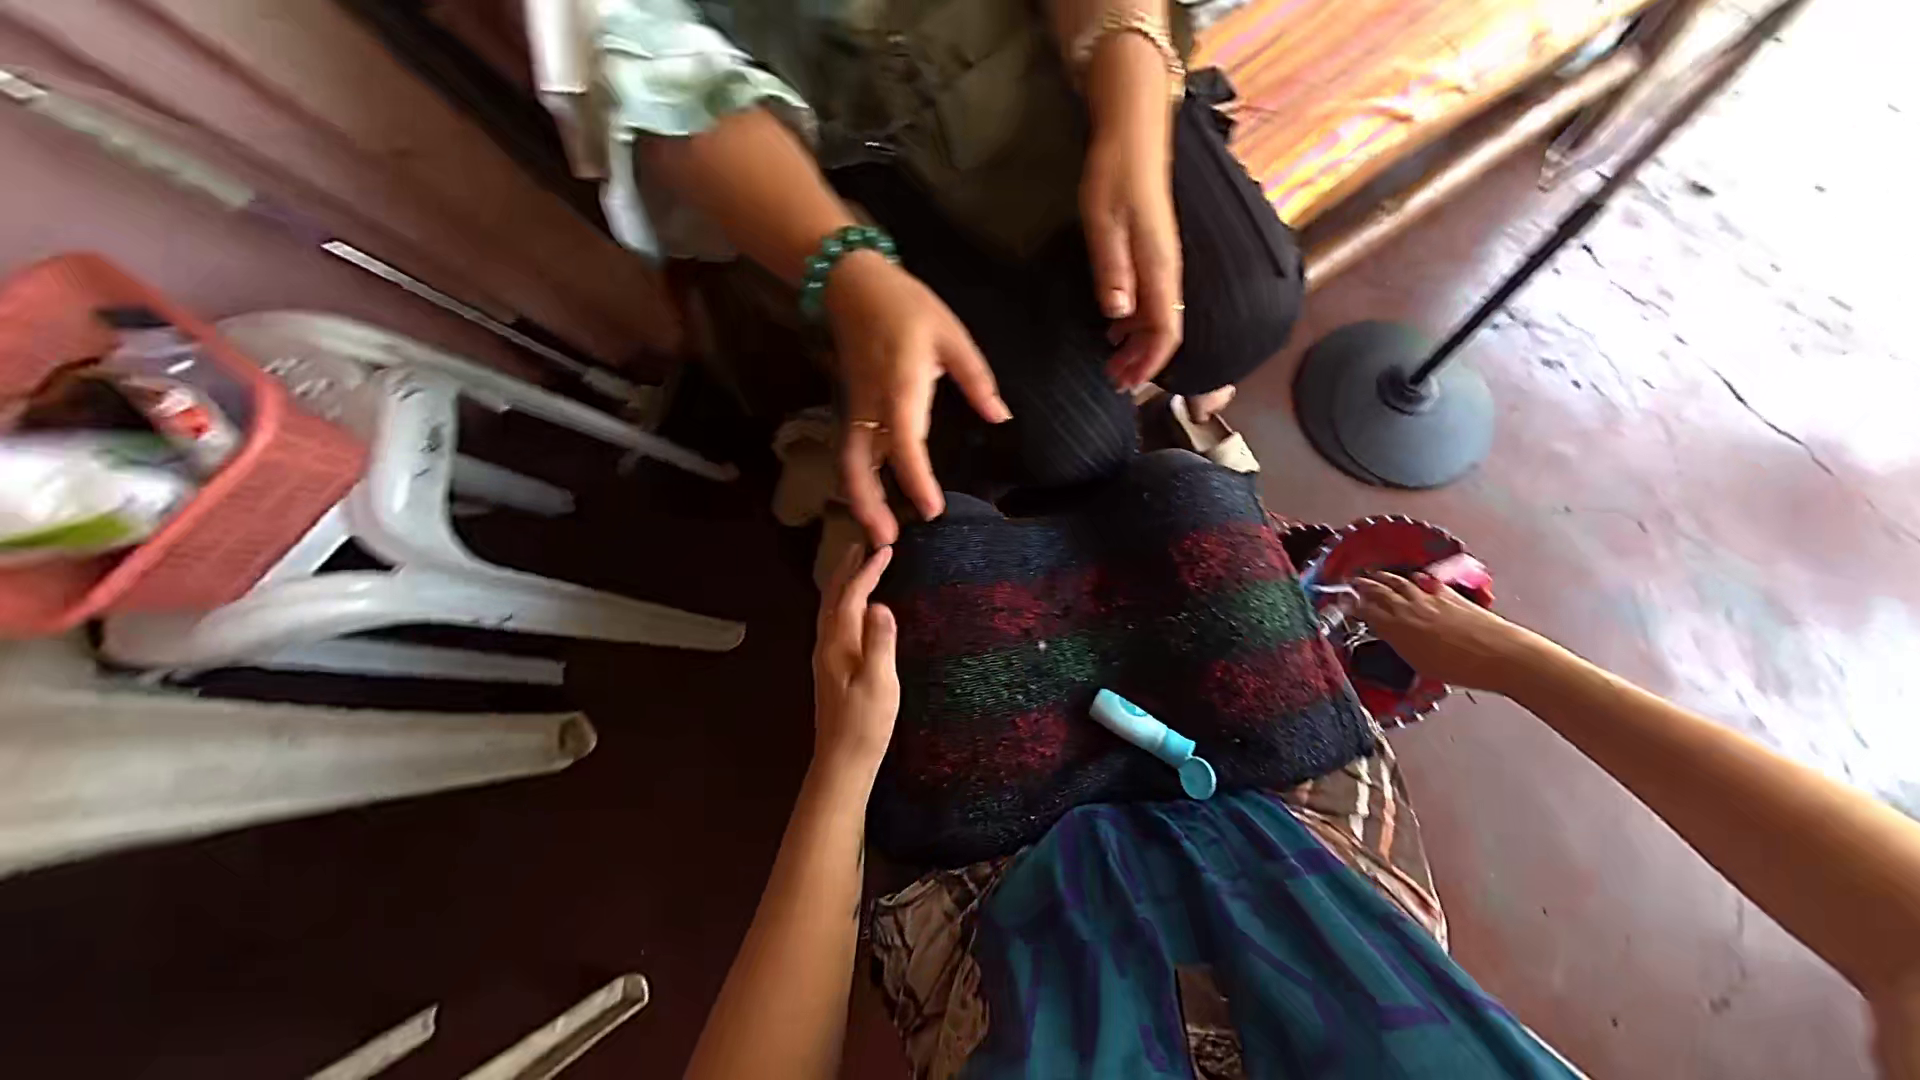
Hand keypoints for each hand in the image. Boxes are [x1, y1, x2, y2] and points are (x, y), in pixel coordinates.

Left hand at [812, 543, 899, 774]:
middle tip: (861, 546)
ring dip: (842, 583)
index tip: (884, 551)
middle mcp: (826, 645)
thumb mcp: (880, 683)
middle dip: (847, 569)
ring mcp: (825, 657)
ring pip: (830, 609)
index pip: (851, 597)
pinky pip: (833, 621)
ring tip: (855, 566)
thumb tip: (880, 604)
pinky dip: (842, 602)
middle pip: (832, 597)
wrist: (841, 761)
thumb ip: (880, 642)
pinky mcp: (830, 668)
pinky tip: (852, 608)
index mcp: (838, 645)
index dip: (867, 572)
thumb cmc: (865, 723)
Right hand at [826, 251, 1009, 545]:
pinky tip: (872, 498)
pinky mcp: (850, 407)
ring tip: (876, 532)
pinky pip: (850, 451)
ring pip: (848, 462)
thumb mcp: (952, 336)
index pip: (906, 444)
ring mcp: (855, 408)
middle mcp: (872, 406)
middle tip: (884, 542)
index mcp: (901, 388)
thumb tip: (1000, 417)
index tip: (932, 511)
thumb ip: (976, 380)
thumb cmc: (907, 306)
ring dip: (858, 500)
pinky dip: (857, 481)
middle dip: (868, 505)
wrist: (852, 284)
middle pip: (858, 465)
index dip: (917, 480)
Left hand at [1080, 37, 1182, 389]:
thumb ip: (1111, 271)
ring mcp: (1161, 262)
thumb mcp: (1103, 225)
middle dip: (1140, 361)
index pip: (1165, 331)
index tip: (1125, 382)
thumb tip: (1118, 314)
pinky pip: (1149, 299)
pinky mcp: (1152, 253)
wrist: (1132, 130)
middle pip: (1163, 330)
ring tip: (1110, 362)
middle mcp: (1168, 270)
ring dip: (1136, 345)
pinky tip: (1113, 329)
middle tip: (1112, 380)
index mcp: (1159, 268)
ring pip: (1157, 317)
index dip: (1148, 363)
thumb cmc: (1114, 175)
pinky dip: (1132, 322)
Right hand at [1349, 572, 1548, 693]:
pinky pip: (1426, 582)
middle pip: (1378, 591)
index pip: (1364, 609)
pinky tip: (1414, 577)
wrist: (1504, 656)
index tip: (1340, 600)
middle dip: (1362, 585)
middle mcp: (1408, 608)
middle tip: (1352, 582)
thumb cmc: (1461, 669)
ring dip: (1384, 577)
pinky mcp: (1451, 596)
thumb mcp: (1419, 664)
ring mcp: (1430, 599)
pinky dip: (1416, 579)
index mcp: (1395, 627)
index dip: (1350, 603)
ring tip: (1374, 574)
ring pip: (1400, 582)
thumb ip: (1400, 644)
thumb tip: (1390, 634)